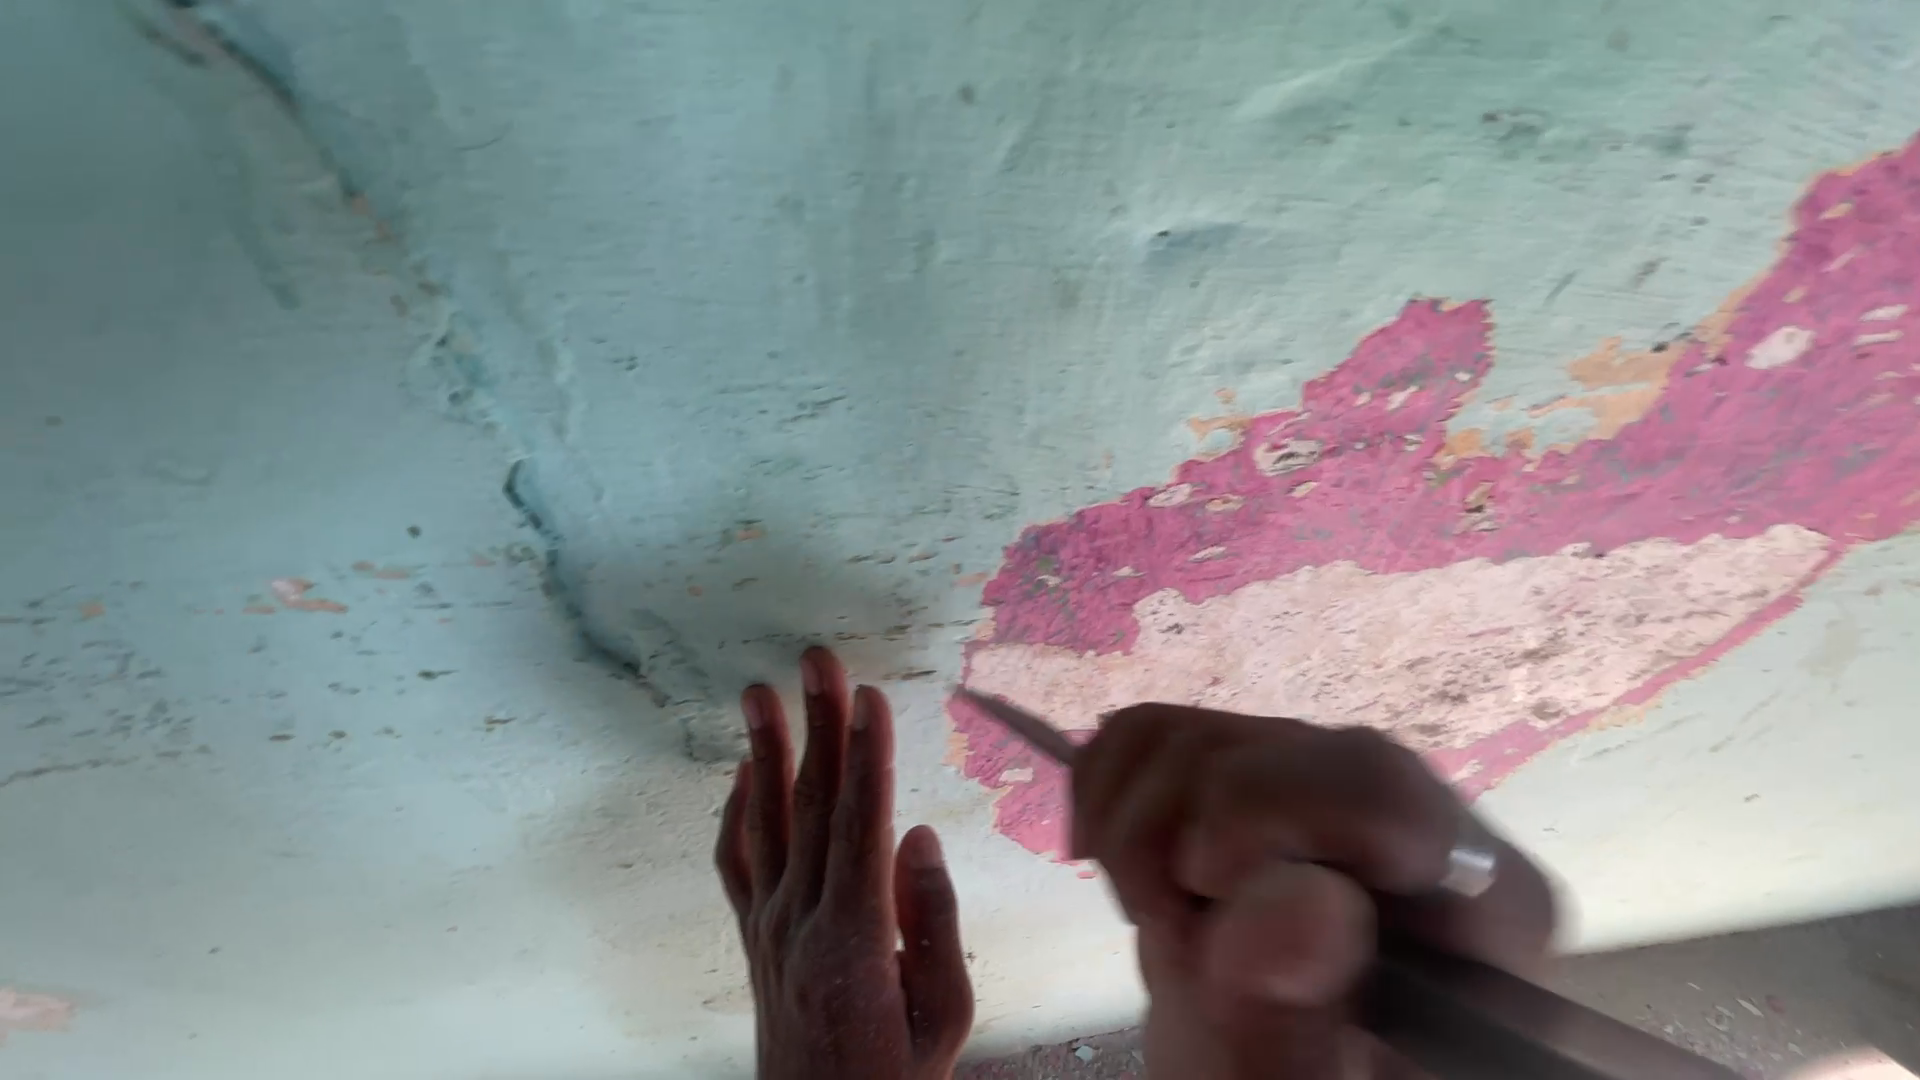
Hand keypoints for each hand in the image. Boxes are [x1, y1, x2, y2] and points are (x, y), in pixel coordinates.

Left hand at [714, 648, 973, 1079]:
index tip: (870, 697)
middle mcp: (799, 920)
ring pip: (765, 821)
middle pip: (811, 804)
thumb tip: (917, 833)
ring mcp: (767, 925)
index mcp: (854, 939)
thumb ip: (934, 919)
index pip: (863, 825)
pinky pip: (735, 862)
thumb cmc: (895, 1076)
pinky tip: (742, 770)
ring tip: (759, 691)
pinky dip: (735, 810)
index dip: (867, 755)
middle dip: (818, 724)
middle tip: (817, 662)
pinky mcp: (753, 934)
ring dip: (765, 749)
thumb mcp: (944, 1013)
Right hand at [1072, 705, 1556, 1078]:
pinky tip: (1121, 866)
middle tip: (1168, 937)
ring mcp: (1304, 771)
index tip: (1195, 905)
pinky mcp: (1229, 758)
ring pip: (1185, 732)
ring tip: (1157, 919)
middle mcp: (1394, 806)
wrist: (1248, 1062)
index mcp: (1466, 895)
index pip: (1380, 790)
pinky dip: (1100, 794)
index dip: (1263, 821)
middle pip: (1263, 747)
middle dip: (1174, 843)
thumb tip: (1297, 900)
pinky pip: (1140, 730)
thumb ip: (1289, 1028)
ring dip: (1130, 833)